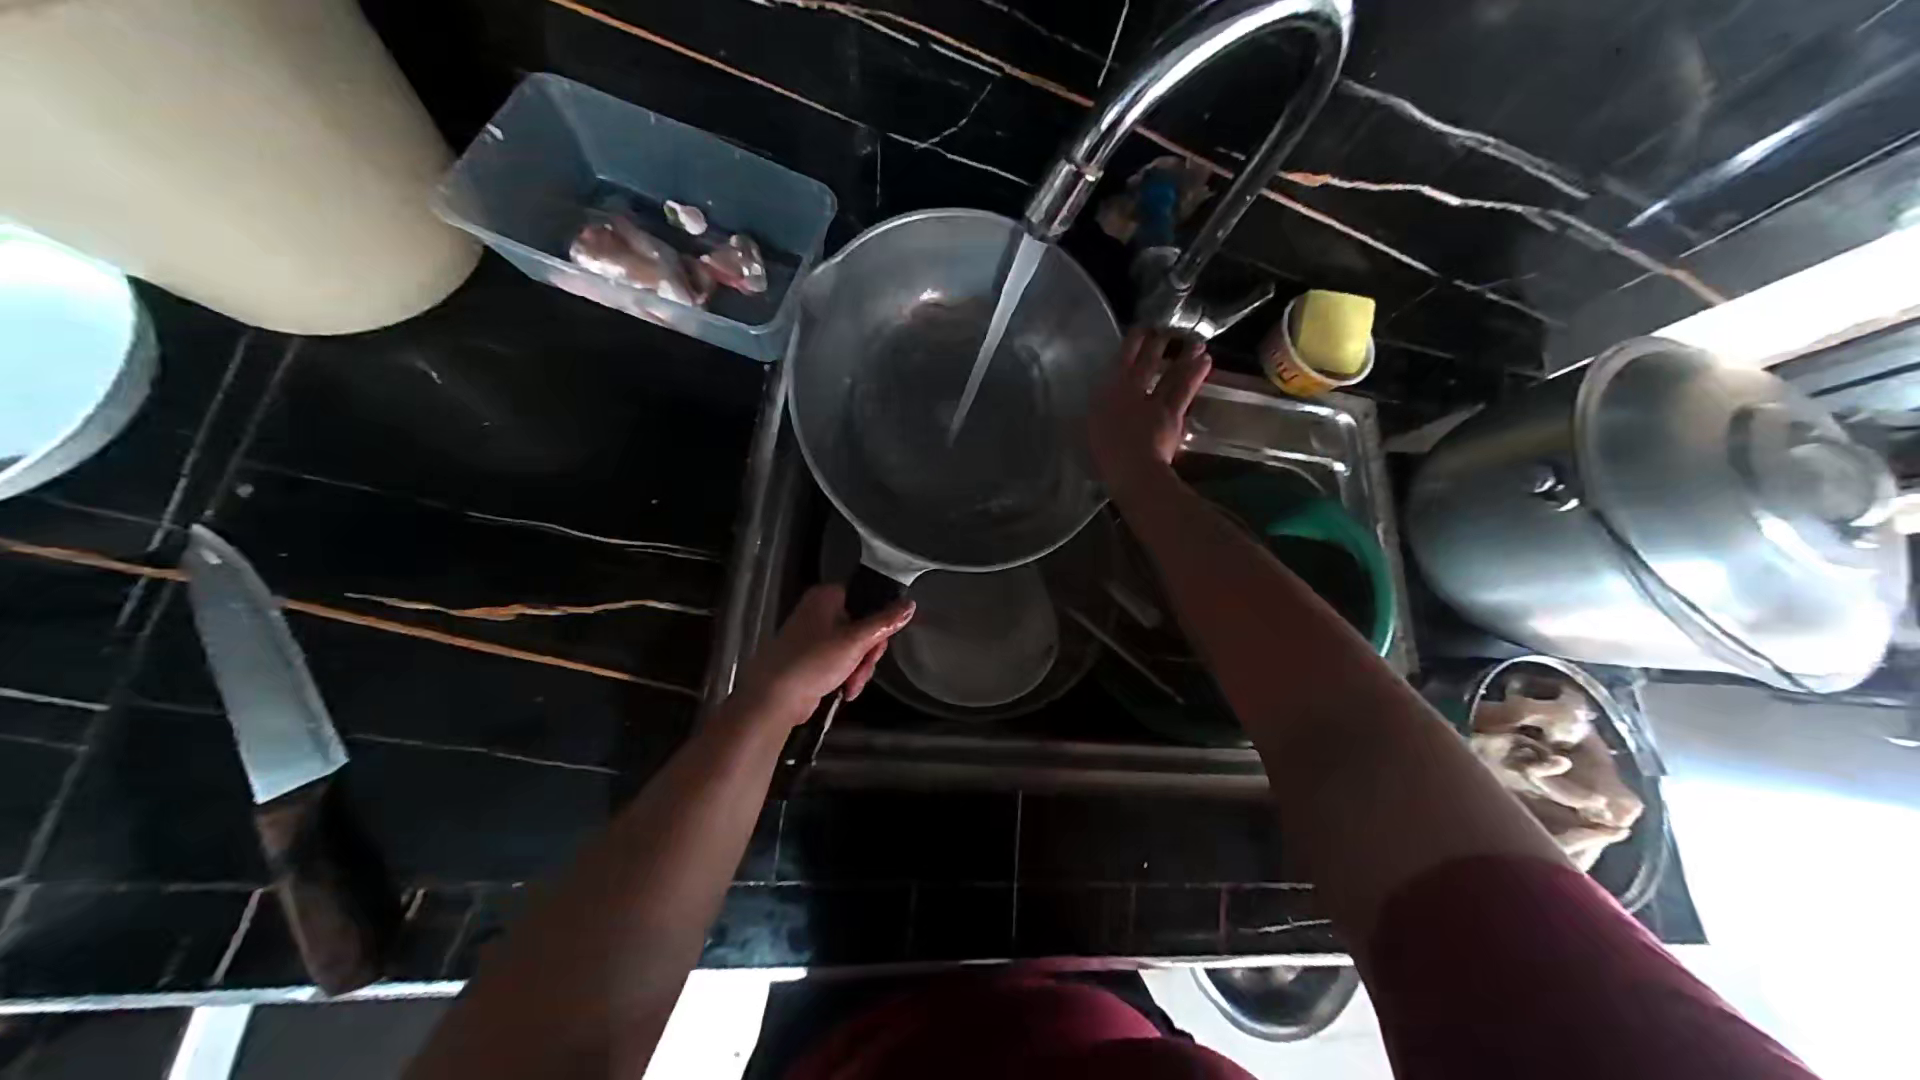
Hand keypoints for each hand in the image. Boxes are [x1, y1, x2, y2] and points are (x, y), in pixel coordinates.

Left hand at [728, 584, 914, 727]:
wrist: (774, 697)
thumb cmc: (814, 661)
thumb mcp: (856, 640)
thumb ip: (885, 621)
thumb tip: (910, 603)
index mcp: (826, 597)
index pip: (866, 599)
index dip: (878, 621)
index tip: (879, 641)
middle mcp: (819, 612)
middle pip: (863, 626)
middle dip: (868, 652)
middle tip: (864, 665)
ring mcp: (814, 637)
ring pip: (854, 648)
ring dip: (860, 668)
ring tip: (851, 684)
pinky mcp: (812, 660)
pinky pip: (841, 662)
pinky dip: (847, 676)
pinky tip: (845, 690)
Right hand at [1088, 329, 1211, 488]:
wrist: (1131, 468)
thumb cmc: (1104, 455)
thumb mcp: (1090, 431)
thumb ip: (1097, 414)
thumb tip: (1097, 404)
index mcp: (1107, 394)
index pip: (1120, 362)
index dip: (1131, 344)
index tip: (1139, 329)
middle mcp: (1130, 391)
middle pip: (1145, 362)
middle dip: (1156, 343)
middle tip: (1166, 328)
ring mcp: (1154, 401)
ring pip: (1169, 372)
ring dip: (1182, 355)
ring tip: (1195, 341)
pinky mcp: (1173, 413)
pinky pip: (1185, 390)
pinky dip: (1195, 374)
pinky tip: (1205, 361)